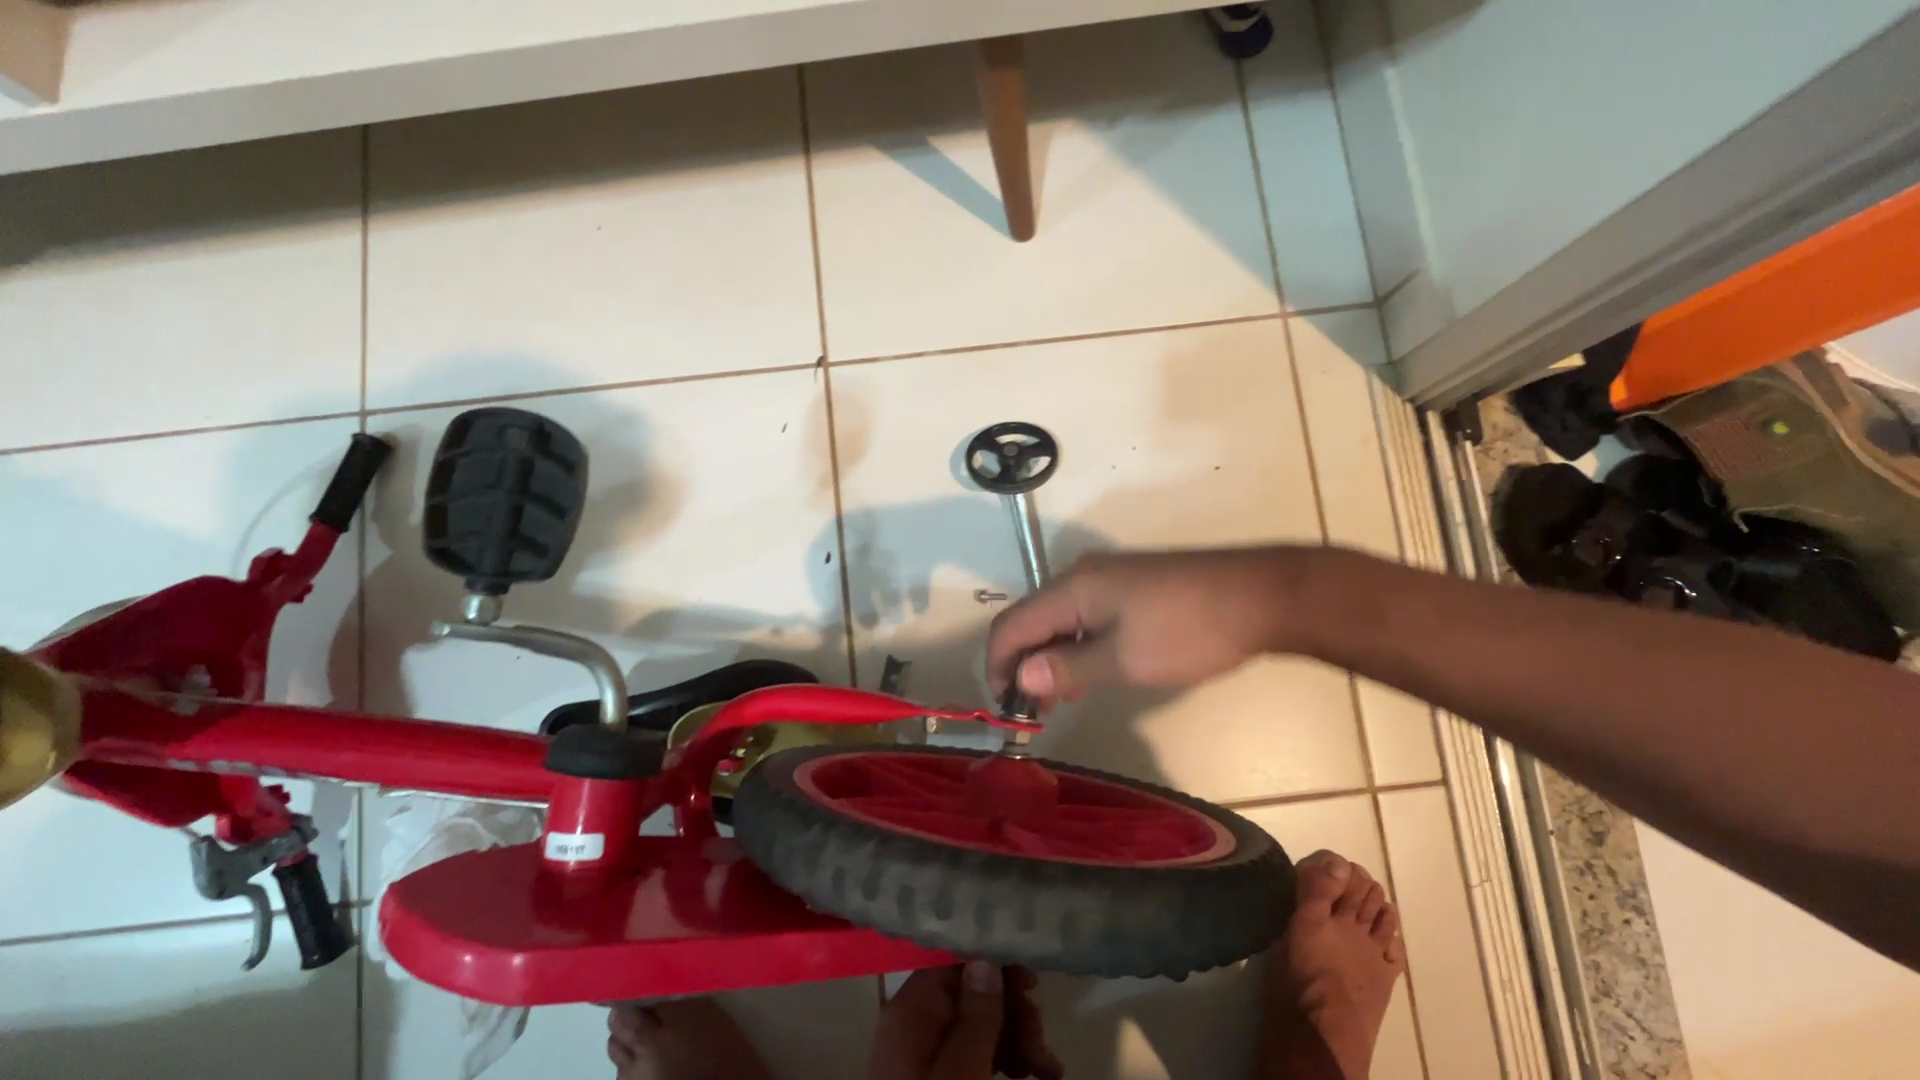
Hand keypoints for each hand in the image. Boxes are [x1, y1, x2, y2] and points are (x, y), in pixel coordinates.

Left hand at [868, 961, 1062, 1079]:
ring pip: (982, 1027)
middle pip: (973, 995)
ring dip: (1019, 1041)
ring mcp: (927, 1053)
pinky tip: (1037, 1077)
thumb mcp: (962, 1070)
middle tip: (1042, 1044)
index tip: (1033, 979)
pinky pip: (977, 1055)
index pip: (954, 960)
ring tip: (1049, 1071)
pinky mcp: (940, 1078)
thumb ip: (977, 1013)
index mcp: (913, 1009)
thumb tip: (986, 958)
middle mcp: (917, 1022)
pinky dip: (1007, 1062)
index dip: (994, 963)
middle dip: (1014, 1015)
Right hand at [986, 548, 1305, 707]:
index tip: (1004, 709)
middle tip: (1033, 712)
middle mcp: (1081, 576)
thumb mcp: (1124, 661)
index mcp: (1072, 588)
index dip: (997, 666)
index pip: (1010, 626)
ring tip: (1058, 700)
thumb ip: (1067, 669)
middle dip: (1022, 665)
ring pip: (1058, 619)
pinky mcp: (1132, 586)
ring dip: (1049, 657)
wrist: (1261, 595)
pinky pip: (1084, 616)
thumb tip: (1022, 678)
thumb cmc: (1188, 631)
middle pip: (1031, 620)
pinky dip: (1075, 645)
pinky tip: (1089, 673)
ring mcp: (1109, 578)